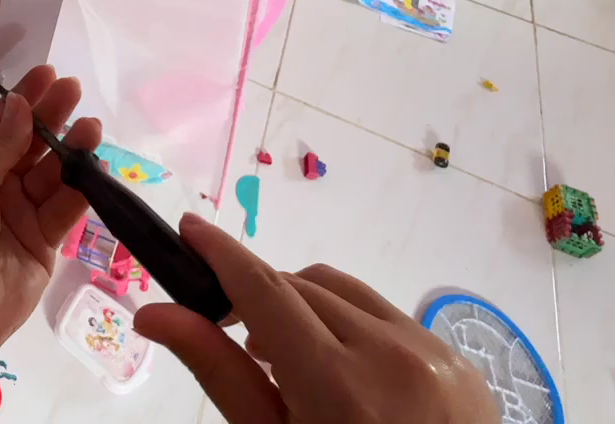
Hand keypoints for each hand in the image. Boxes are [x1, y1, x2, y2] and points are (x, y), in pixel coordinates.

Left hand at [0, 65, 100, 362]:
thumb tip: (19, 103)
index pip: (1, 123)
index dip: (24, 98)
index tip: (47, 73)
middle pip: (31, 142)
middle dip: (52, 116)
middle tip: (74, 89)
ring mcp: (24, 211)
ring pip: (53, 171)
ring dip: (72, 148)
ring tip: (90, 126)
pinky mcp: (46, 240)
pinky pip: (66, 207)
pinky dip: (81, 187)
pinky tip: (95, 164)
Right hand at [135, 215, 497, 423]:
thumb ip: (217, 370)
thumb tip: (151, 313)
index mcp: (340, 388)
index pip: (263, 287)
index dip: (220, 251)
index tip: (187, 226)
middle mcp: (392, 356)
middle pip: (296, 286)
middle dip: (259, 299)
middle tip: (239, 336)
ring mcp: (436, 356)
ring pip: (339, 289)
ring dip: (303, 304)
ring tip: (294, 357)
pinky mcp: (463, 363)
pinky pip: (383, 312)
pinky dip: (349, 324)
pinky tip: (348, 372)